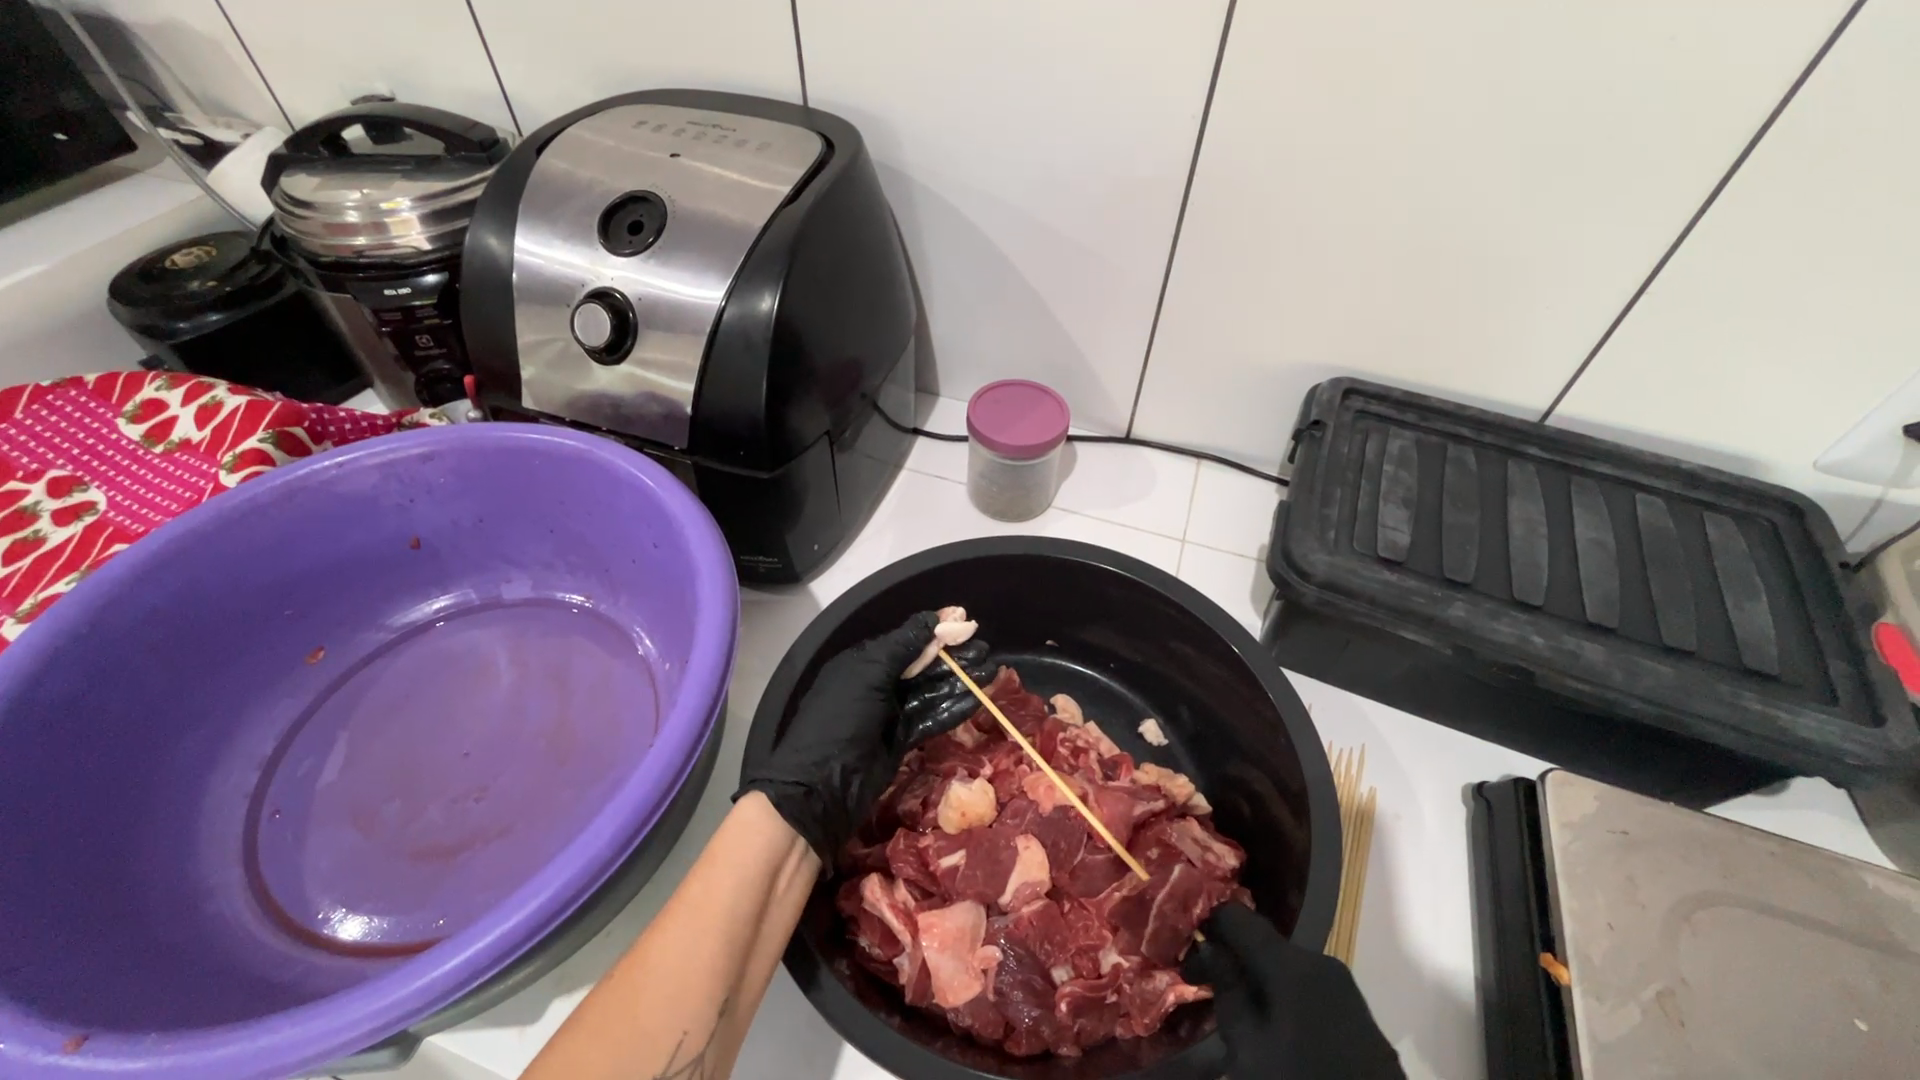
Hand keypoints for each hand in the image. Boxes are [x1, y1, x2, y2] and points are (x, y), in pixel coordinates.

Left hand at [737, 611, 988, 862]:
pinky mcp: (901, 739)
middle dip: (954, 657)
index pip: (907, 640)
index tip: (967, 624)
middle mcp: (878, 683)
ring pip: (931, 691)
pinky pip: (931, 717)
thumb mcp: (869, 673)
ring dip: (959, 680)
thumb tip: (933, 618)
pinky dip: (953, 707)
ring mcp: (890, 713)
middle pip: (923, 665)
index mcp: (864, 662)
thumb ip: (904, 646)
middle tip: (985, 649)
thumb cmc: (840, 719)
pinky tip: (978, 697)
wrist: (821, 785)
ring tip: (991, 670)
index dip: (937, 632)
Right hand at [1182, 905, 1403, 1079]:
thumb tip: (1209, 947)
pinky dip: (1279, 993)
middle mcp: (1319, 961)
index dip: (1206, 923)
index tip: (1184, 948)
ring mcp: (1341, 984)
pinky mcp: (1354, 1008)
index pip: (1237, 916)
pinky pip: (1305, 984)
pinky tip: (1268, 1025)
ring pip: (1282, 964)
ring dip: (1253, 978)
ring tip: (1231, 1013)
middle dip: (1228, 959)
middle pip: (1260, 942)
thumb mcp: (1249, 1049)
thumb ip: (1227, 991)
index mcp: (1291, 965)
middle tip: (1198, 989)